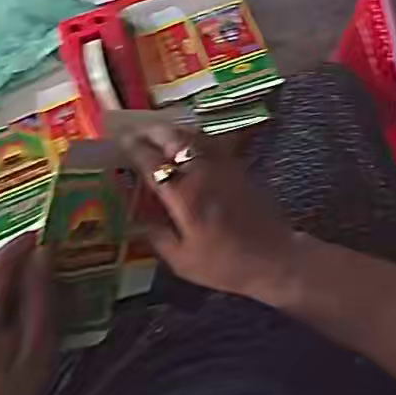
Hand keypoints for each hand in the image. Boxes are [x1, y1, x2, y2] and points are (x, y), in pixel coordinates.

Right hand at [122, 124, 309, 302]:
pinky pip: (211, 142)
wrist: (274, 257)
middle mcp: (202, 173)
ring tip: (157, 133)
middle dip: (151, 132)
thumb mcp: (183, 260)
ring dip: (172, 130)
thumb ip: (157, 237)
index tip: (121, 142)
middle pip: (173, 139)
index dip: (134, 149)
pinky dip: (194, 136)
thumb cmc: (225, 264)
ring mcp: (223, 165)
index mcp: (184, 196)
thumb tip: (136, 221)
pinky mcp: (238, 165)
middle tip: (136, 132)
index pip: (152, 162)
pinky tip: (187, 143)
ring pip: (193, 135)